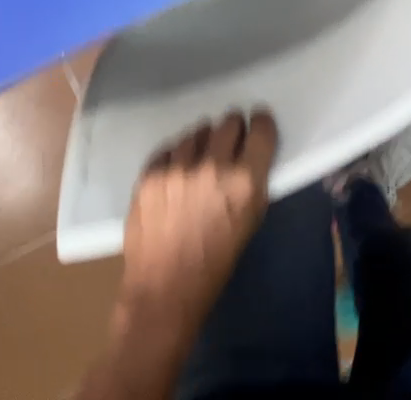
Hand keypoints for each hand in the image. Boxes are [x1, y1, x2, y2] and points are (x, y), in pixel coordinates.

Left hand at [118, 109, 278, 332]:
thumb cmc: (216, 260)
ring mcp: (177, 168)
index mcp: (244, 181)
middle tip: (229, 143)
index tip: (257, 126)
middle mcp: (213, 166)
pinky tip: (176, 173)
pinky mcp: (149, 174)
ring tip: (199, 160)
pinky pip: (169, 148)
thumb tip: (250, 152)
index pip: (260, 128)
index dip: (260, 124)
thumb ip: (254, 180)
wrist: (164, 288)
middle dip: (232, 130)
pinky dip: (176, 156)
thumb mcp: (251, 219)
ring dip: (203, 142)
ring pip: (197, 131)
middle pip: (228, 122)